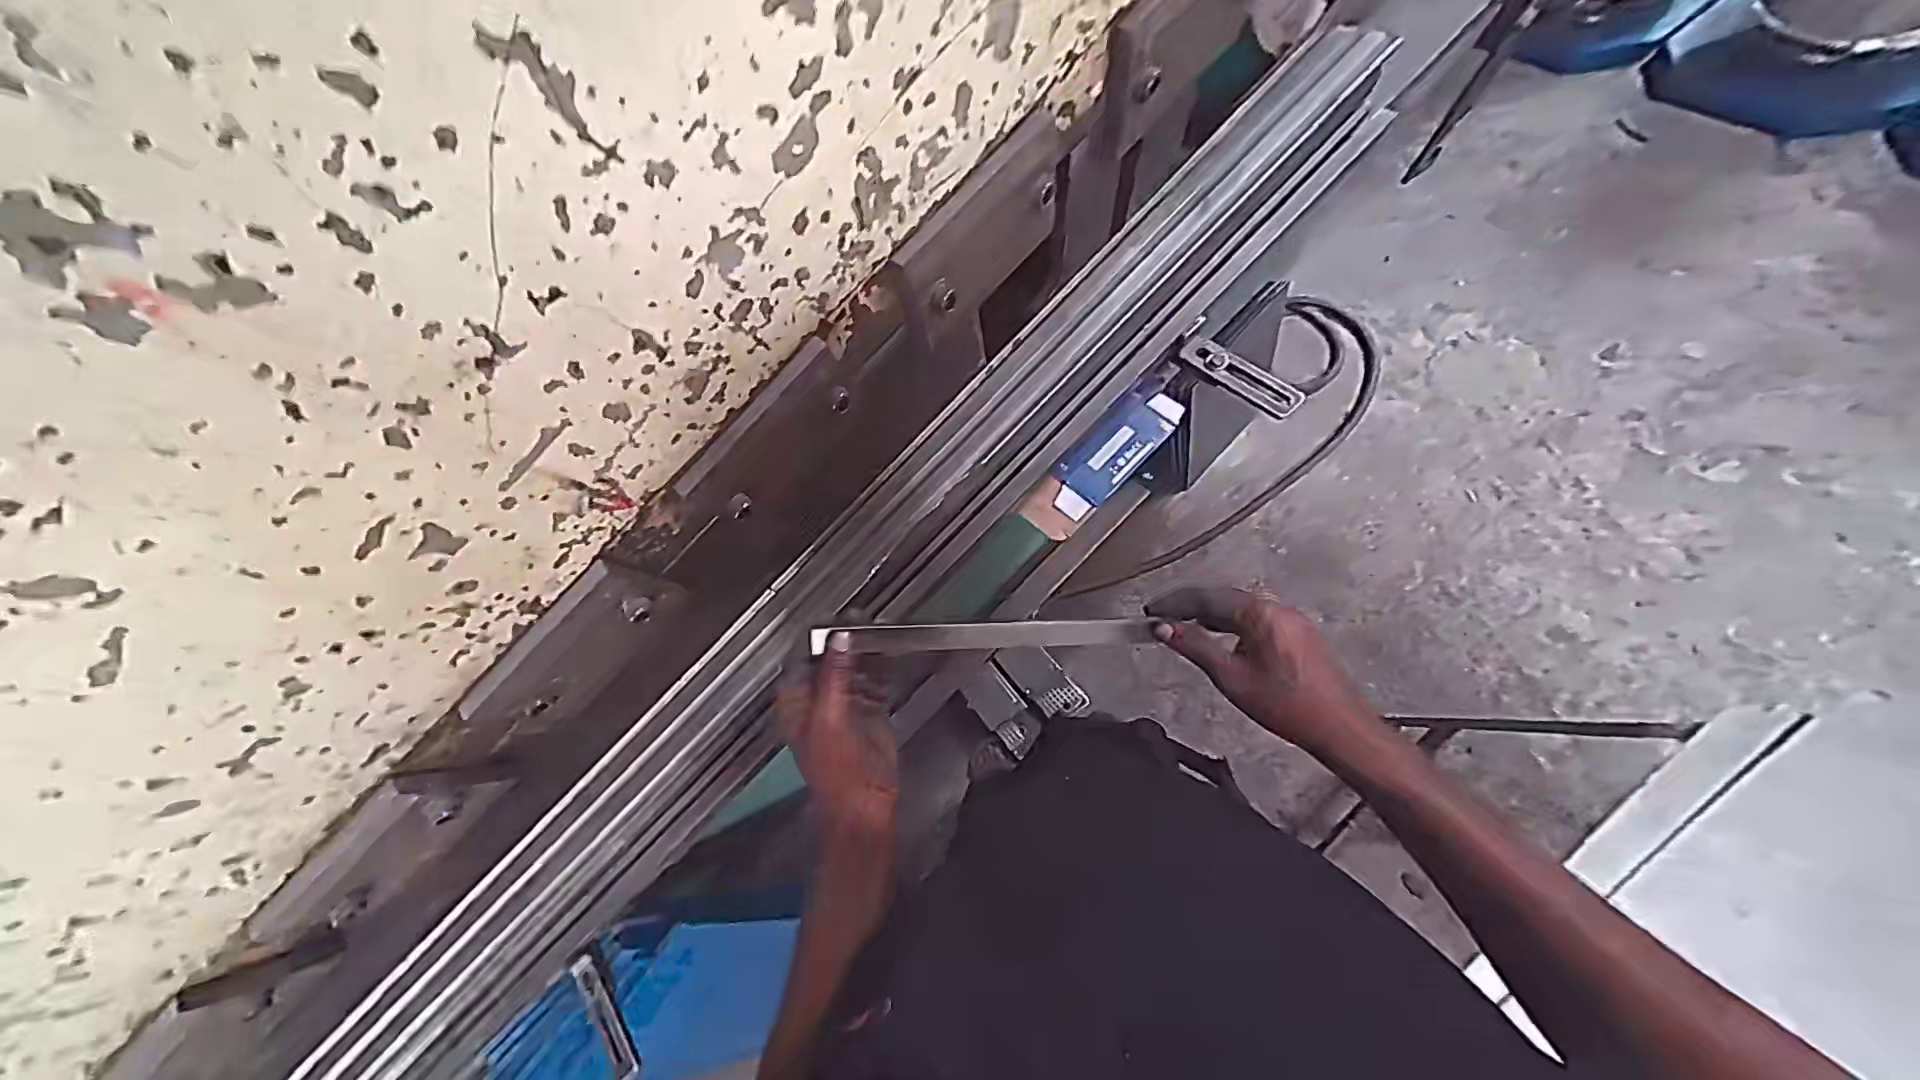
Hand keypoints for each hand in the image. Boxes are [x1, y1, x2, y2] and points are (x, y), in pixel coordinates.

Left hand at [778, 634, 898, 836]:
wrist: (864, 807)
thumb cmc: (835, 776)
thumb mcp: (830, 718)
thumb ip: (834, 676)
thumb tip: (839, 641)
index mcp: (798, 703)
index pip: (803, 657)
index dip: (817, 636)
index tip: (833, 618)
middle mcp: (820, 702)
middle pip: (831, 659)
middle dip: (845, 640)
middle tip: (861, 619)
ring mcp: (846, 707)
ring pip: (855, 668)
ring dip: (866, 650)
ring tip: (877, 631)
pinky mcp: (870, 713)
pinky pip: (876, 681)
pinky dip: (883, 667)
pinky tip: (889, 655)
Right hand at [1147, 586, 1381, 754]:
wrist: (1339, 728)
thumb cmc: (1291, 707)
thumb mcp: (1230, 677)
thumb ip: (1194, 646)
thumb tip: (1165, 629)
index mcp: (1259, 613)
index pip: (1204, 597)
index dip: (1172, 604)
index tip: (1152, 612)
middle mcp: (1277, 609)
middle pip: (1221, 597)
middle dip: (1188, 606)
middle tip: (1163, 618)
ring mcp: (1290, 620)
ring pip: (1238, 607)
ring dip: (1208, 614)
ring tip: (1184, 627)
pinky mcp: (1297, 633)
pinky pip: (1255, 617)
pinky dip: (1230, 622)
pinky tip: (1220, 637)